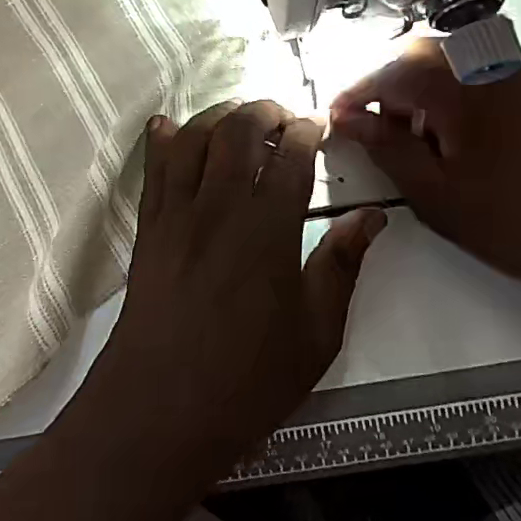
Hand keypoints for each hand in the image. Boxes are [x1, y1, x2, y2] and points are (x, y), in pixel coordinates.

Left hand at [81, 100, 386, 476]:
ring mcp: (176, 214)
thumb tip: (373, 218)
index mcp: (268, 230)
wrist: (160, 408)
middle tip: (283, 116)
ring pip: (192, 139)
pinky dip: (161, 139)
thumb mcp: (316, 334)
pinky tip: (167, 125)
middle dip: (264, 112)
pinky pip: (152, 169)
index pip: (291, 157)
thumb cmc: (247, 381)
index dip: (307, 132)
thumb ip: (342, 267)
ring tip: (238, 116)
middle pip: (239, 132)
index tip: (318, 124)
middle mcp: (219, 208)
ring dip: (217, 115)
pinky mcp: (147, 228)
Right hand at [328, 39, 520, 291]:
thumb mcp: (439, 196)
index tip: (340, 114)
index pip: (394, 72)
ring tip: (416, 131)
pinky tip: (459, 130)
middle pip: (426, 51)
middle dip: (390, 80)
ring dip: (425, 82)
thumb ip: (389, 149)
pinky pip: (490, 68)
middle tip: (373, 121)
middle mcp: (501, 64)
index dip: (359, 91)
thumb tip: (351, 120)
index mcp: (468, 89)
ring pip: (459, 56)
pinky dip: (460, 87)